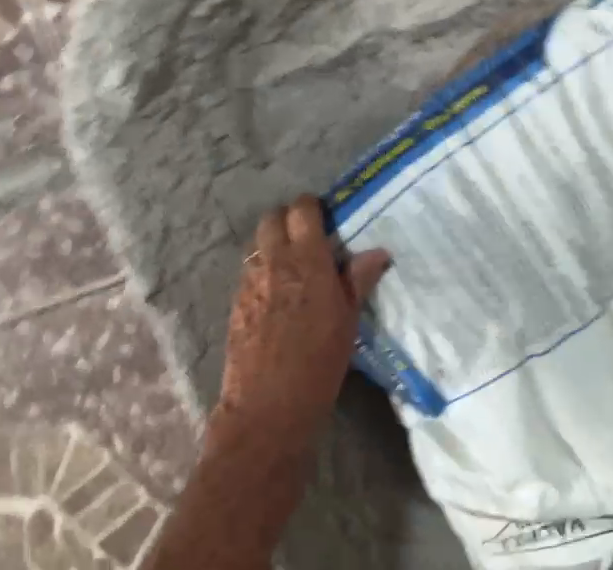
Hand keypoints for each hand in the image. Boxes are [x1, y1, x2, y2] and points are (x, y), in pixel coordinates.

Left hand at [214, 195, 390, 445]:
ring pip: (257, 245)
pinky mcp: (235, 303)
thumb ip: (358, 279)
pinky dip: (262, 273)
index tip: (324, 218)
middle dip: (287, 220)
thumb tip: (378, 253)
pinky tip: (276, 298)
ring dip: (273, 246)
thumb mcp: (349, 319)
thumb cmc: (319, 361)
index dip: (312, 207)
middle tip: (307, 239)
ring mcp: (249, 282)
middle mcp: (273, 261)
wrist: (268, 406)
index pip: (302, 209)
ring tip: (292, 269)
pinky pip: (249, 273)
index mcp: (306, 259)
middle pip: (272, 218)